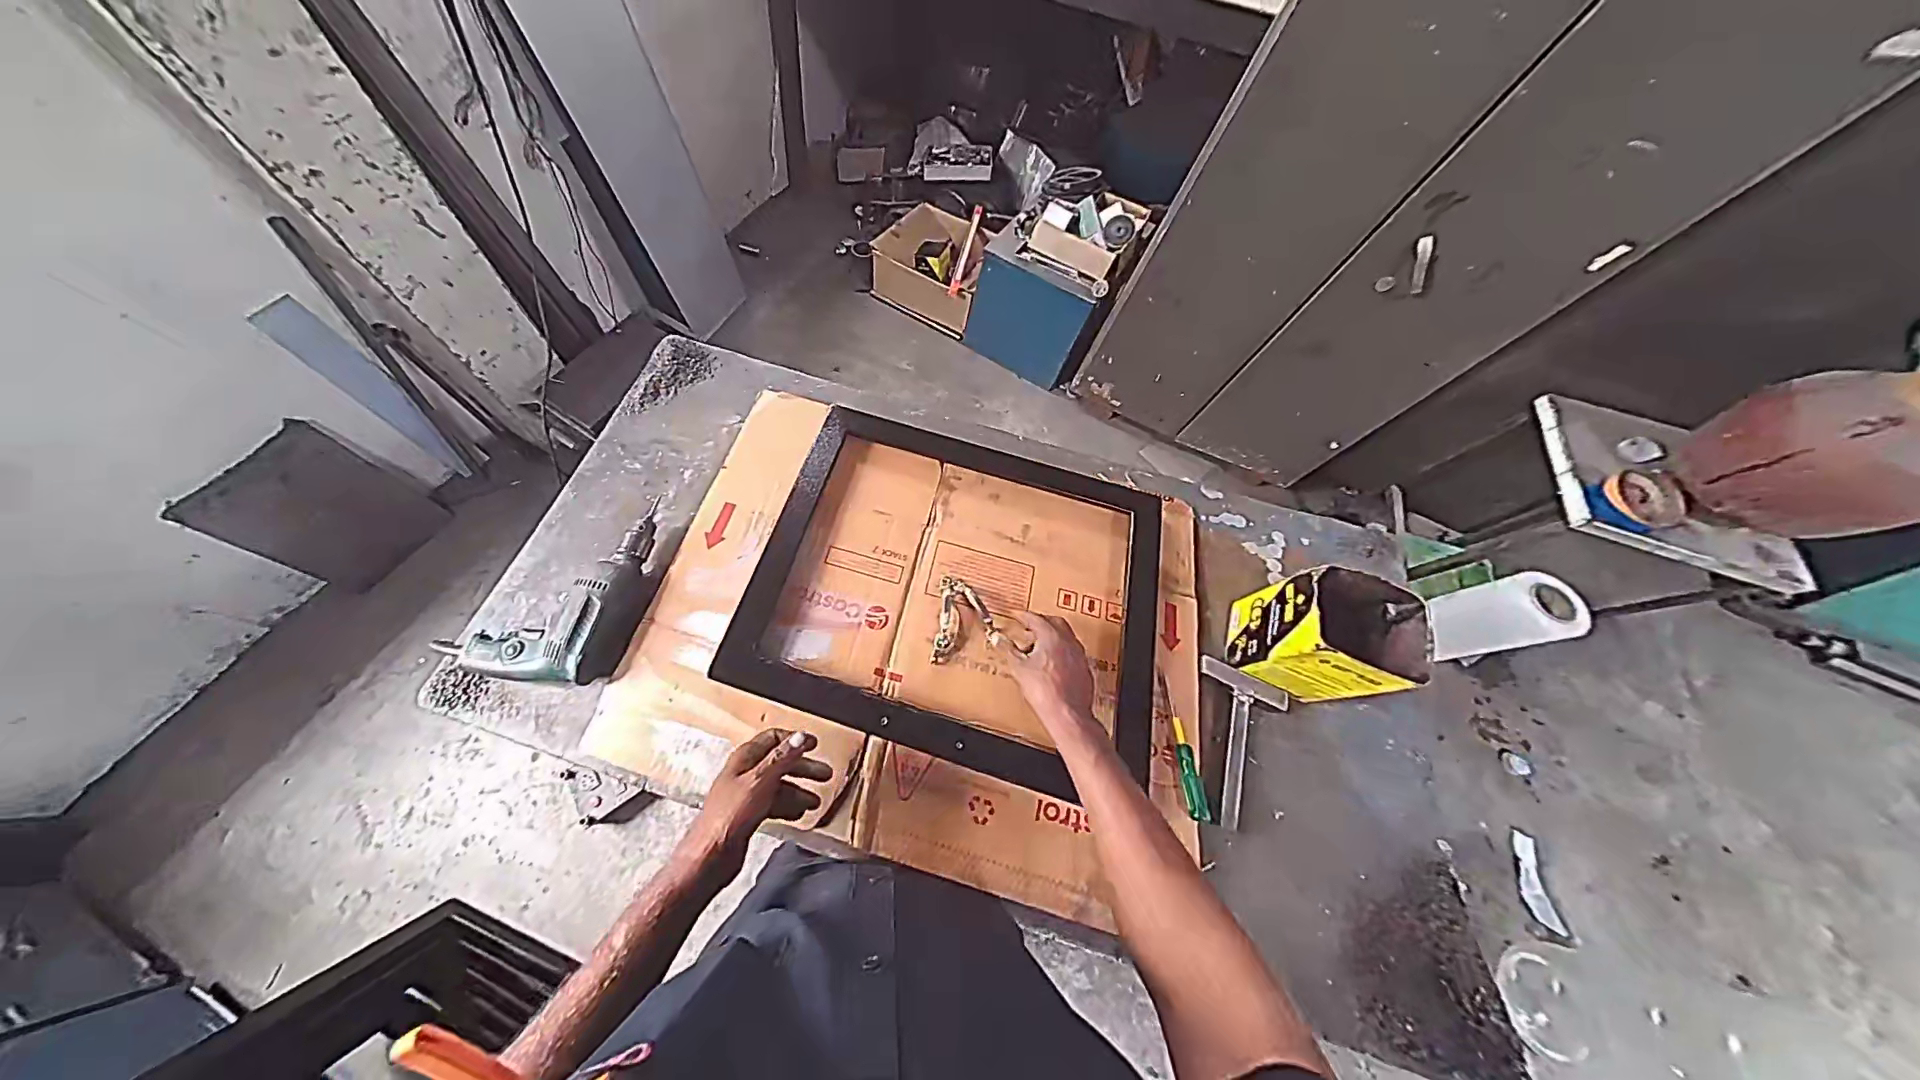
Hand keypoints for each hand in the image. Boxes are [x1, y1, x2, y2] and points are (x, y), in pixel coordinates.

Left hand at [678, 729, 832, 879]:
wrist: (710, 857)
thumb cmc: (728, 818)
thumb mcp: (760, 781)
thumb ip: (782, 758)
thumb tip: (800, 737)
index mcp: (744, 759)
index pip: (773, 738)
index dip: (795, 739)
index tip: (814, 743)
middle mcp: (744, 774)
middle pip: (780, 763)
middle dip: (804, 767)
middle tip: (824, 773)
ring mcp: (745, 796)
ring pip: (778, 786)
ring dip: (799, 791)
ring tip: (816, 799)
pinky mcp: (747, 816)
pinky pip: (773, 805)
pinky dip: (788, 807)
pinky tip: (799, 814)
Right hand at [1009, 615, 1098, 737]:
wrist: (1067, 714)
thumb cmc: (1046, 692)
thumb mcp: (1019, 668)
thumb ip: (1007, 649)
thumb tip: (998, 638)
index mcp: (1052, 637)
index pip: (1036, 618)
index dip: (1023, 615)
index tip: (1016, 614)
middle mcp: (1069, 642)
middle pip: (1055, 622)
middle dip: (1040, 622)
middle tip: (1028, 626)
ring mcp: (1079, 655)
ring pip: (1065, 636)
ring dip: (1052, 636)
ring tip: (1038, 645)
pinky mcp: (1084, 669)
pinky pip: (1072, 652)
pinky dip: (1060, 651)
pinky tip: (1052, 663)